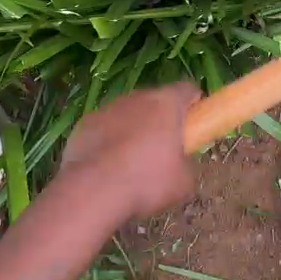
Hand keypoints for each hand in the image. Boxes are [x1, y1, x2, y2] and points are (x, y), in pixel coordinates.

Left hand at [59, 82, 201, 221]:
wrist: (93, 190)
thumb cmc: (146, 181)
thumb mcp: (183, 183)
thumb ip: (187, 164)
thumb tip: (181, 163)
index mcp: (167, 103)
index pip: (188, 89)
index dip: (194, 105)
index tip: (192, 126)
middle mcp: (138, 96)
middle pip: (156, 101)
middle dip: (160, 120)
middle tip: (161, 151)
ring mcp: (109, 107)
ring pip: (128, 113)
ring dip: (132, 130)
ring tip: (130, 164)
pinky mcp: (86, 122)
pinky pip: (104, 127)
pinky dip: (108, 141)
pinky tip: (105, 167)